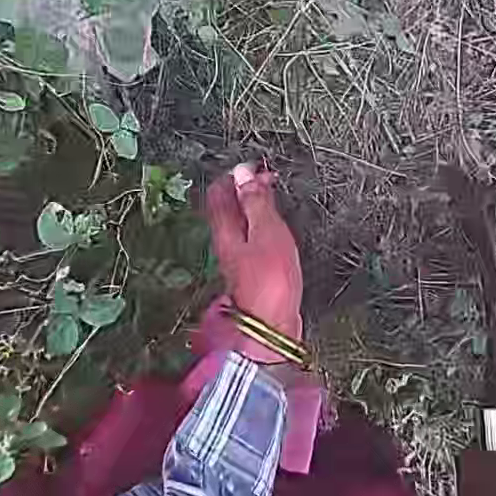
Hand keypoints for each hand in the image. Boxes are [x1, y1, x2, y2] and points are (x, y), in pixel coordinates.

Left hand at [205, 163, 302, 342]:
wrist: (273, 326)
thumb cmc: (270, 281)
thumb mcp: (267, 233)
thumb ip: (256, 203)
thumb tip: (243, 174)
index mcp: (225, 229)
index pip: (220, 192)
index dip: (237, 176)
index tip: (258, 169)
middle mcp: (225, 242)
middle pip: (228, 206)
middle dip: (246, 190)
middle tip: (268, 180)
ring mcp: (237, 257)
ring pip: (240, 222)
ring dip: (254, 207)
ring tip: (273, 198)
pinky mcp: (251, 270)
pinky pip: (252, 237)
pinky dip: (262, 225)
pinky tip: (275, 229)